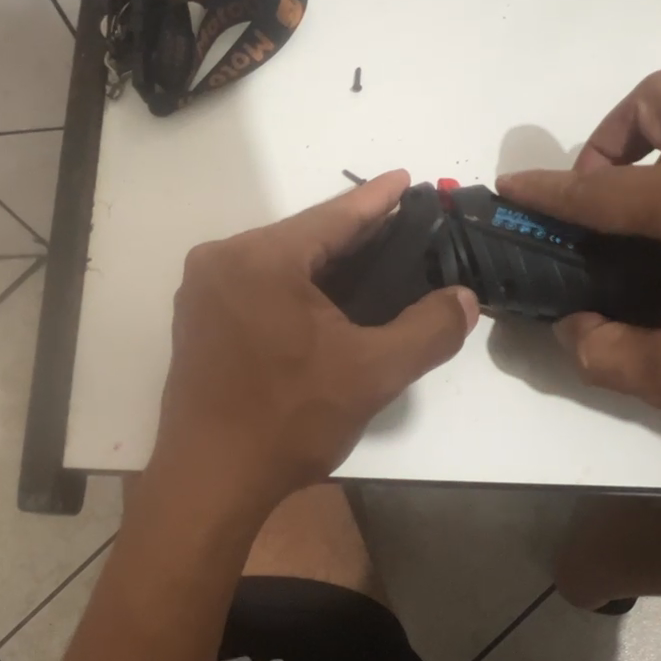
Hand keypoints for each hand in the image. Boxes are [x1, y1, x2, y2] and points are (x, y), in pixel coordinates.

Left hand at [149, 170, 477, 517]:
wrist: (210, 481)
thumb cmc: (288, 421)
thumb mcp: (371, 374)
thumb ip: (427, 330)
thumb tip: (465, 300)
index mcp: (259, 259)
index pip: (331, 218)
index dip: (376, 201)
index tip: (406, 179)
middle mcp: (220, 262)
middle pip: (300, 238)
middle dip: (352, 236)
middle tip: (401, 229)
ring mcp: (200, 293)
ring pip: (276, 264)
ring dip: (322, 265)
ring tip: (371, 262)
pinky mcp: (195, 323)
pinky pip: (253, 288)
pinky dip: (291, 289)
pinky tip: (322, 301)